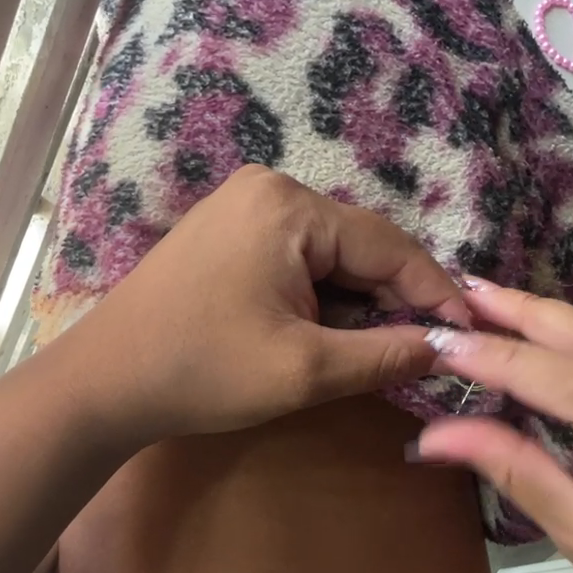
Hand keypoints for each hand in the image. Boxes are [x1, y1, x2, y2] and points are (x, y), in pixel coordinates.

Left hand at [52, 164, 470, 448]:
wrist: (104, 384)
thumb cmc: (202, 373)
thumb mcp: (305, 371)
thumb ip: (385, 355)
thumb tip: (447, 348)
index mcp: (290, 207)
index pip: (389, 245)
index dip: (434, 292)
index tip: (468, 333)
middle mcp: (270, 189)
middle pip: (359, 246)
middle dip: (393, 299)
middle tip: (426, 349)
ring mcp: (243, 206)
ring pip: (331, 255)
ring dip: (358, 301)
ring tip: (378, 348)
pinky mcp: (228, 231)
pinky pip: (298, 258)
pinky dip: (323, 295)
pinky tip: (328, 331)